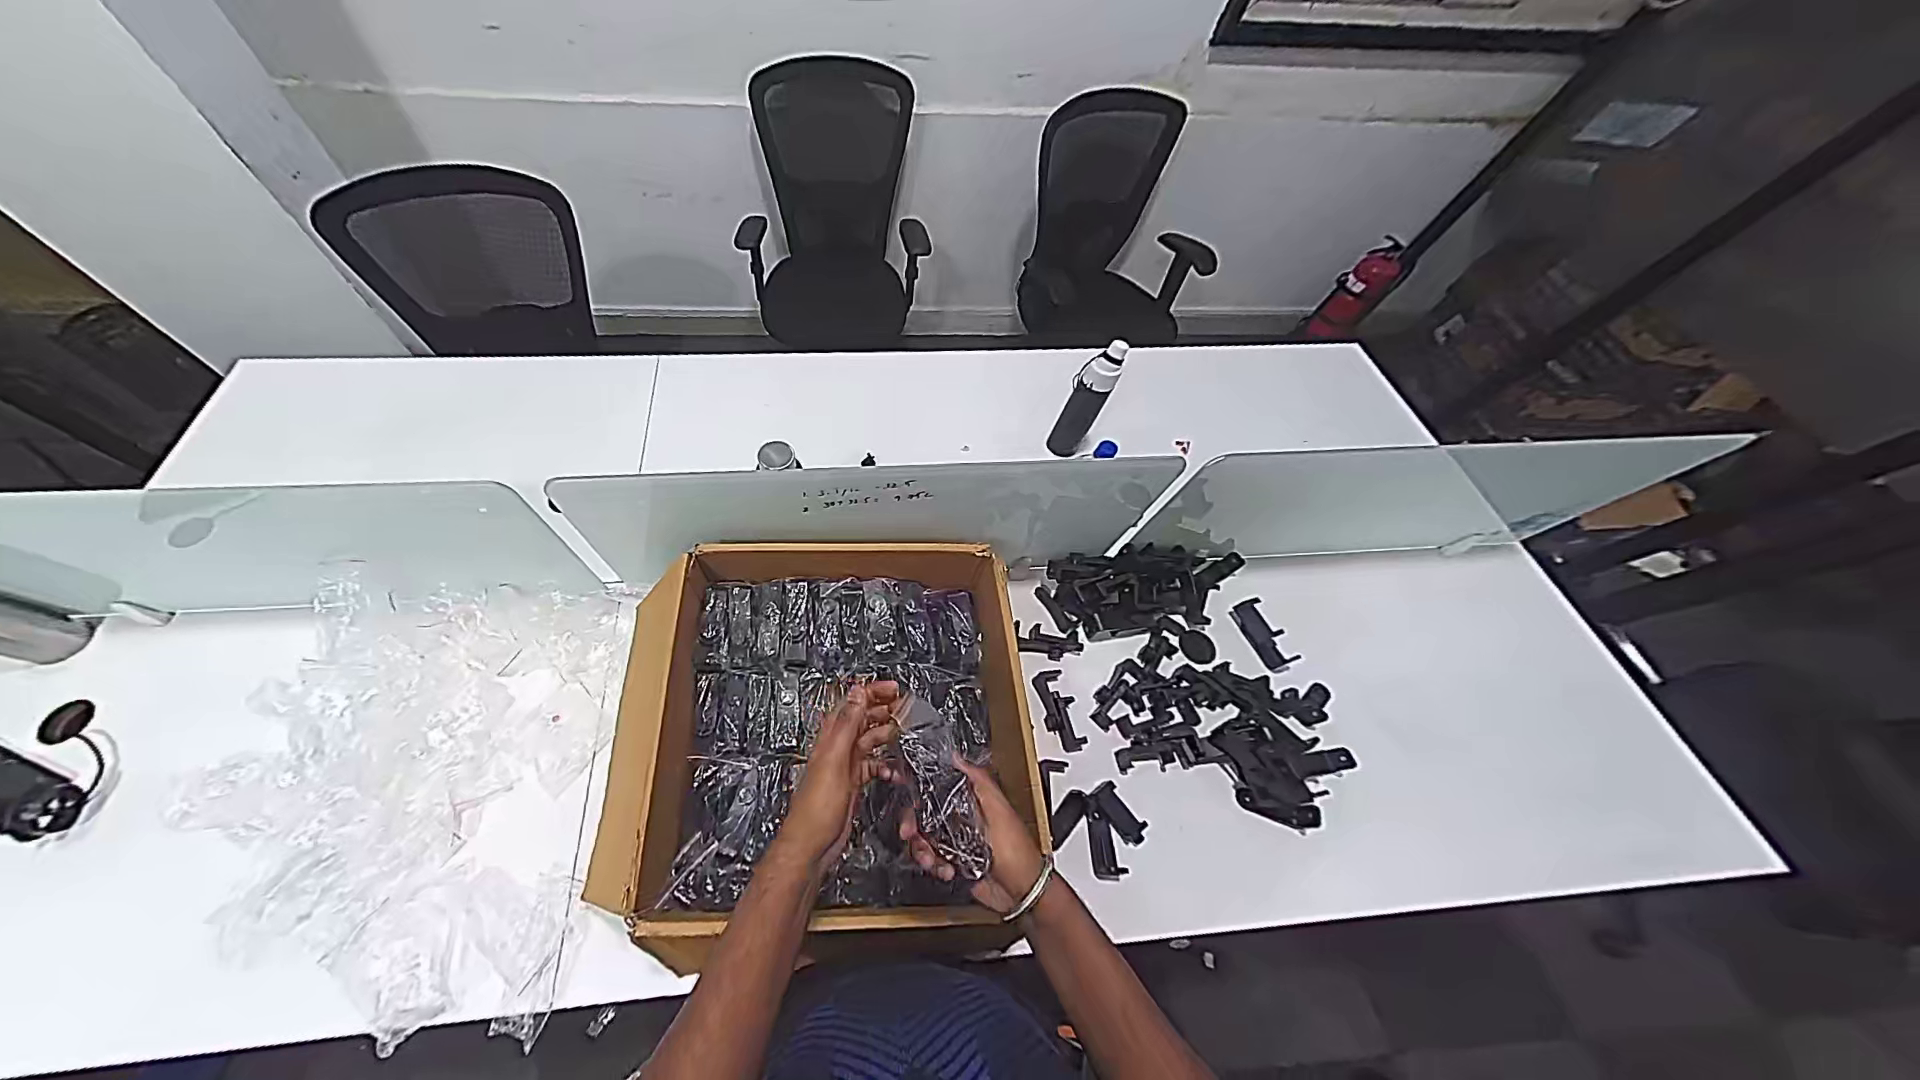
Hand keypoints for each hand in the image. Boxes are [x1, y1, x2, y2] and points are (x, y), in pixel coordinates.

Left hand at [772, 681, 900, 876]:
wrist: (810, 847)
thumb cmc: (815, 809)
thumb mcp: (834, 760)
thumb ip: (847, 724)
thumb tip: (856, 692)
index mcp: (831, 739)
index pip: (852, 703)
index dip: (872, 692)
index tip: (893, 689)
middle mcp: (838, 749)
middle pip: (863, 719)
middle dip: (884, 709)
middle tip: (906, 708)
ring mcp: (845, 767)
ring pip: (869, 740)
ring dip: (886, 734)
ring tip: (904, 732)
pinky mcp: (852, 784)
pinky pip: (872, 765)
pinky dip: (884, 764)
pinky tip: (892, 770)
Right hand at [901, 756, 1046, 914]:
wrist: (1022, 891)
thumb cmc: (1017, 849)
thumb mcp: (998, 808)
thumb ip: (979, 781)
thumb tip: (957, 757)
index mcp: (969, 801)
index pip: (936, 788)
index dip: (917, 788)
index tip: (901, 788)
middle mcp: (960, 819)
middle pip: (923, 815)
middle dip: (913, 825)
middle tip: (909, 833)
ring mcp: (956, 842)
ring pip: (924, 840)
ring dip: (923, 850)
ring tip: (933, 860)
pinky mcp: (954, 862)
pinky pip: (933, 861)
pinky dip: (935, 867)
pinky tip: (947, 870)